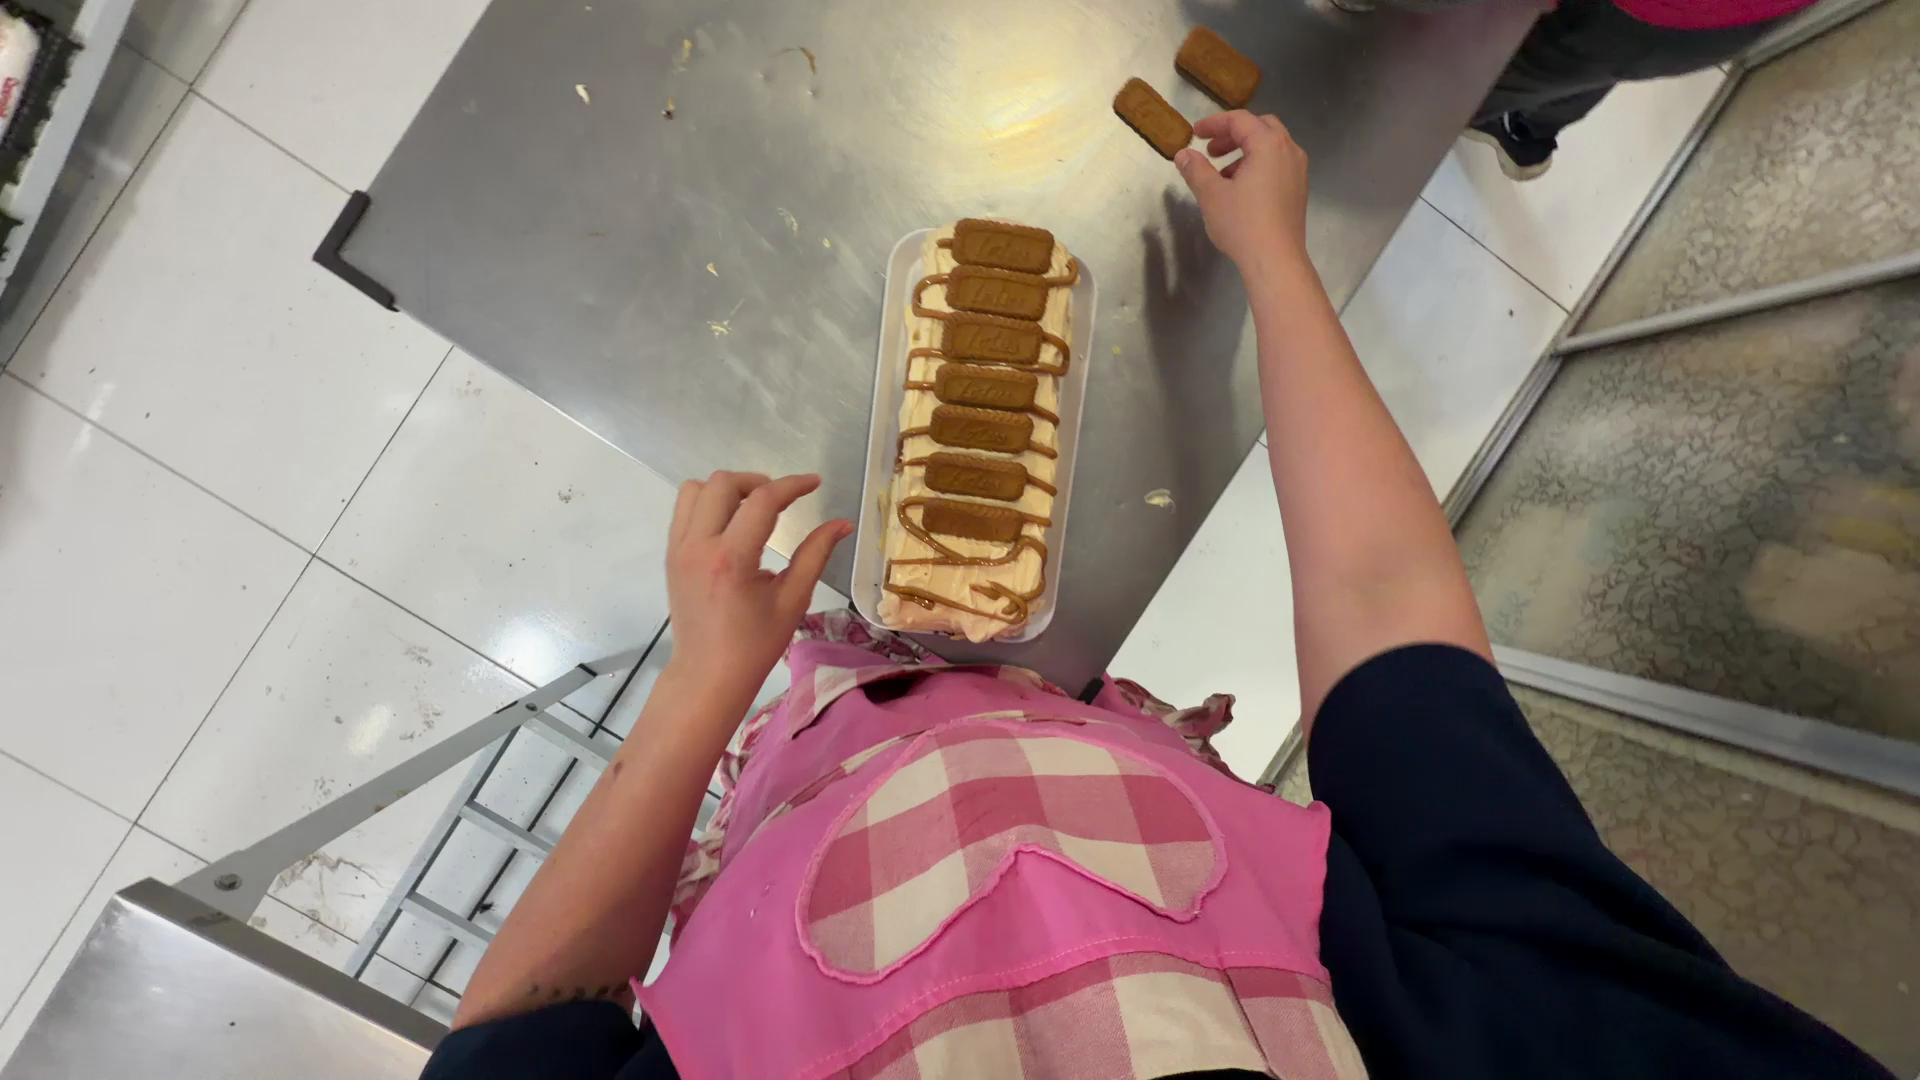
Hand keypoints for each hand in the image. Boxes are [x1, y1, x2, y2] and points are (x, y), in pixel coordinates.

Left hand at [664, 471, 850, 706]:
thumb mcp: (793, 599)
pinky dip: (709, 504)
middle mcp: (699, 546)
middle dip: (758, 482)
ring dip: (728, 490)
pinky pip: (685, 510)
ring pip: (696, 489)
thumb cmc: (755, 643)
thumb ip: (815, 554)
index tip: (814, 483)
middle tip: (782, 501)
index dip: (792, 485)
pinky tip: (732, 525)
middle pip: (723, 483)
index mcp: (732, 559)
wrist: (708, 674)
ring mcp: (679, 549)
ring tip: (753, 509)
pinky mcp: (671, 555)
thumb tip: (842, 524)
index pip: (762, 501)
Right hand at [1174, 111, 1310, 282]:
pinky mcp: (1298, 189)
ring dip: (1245, 152)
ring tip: (1223, 175)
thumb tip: (1183, 154)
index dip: (1214, 123)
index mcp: (1268, 144)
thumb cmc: (1242, 225)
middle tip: (1211, 151)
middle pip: (1261, 127)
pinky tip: (1243, 190)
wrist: (1275, 258)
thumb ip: (1196, 170)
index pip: (1240, 120)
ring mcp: (1297, 169)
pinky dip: (1259, 166)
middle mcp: (1288, 150)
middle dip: (1233, 135)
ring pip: (1271, 147)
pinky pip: (1278, 165)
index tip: (1195, 133)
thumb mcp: (1211, 196)